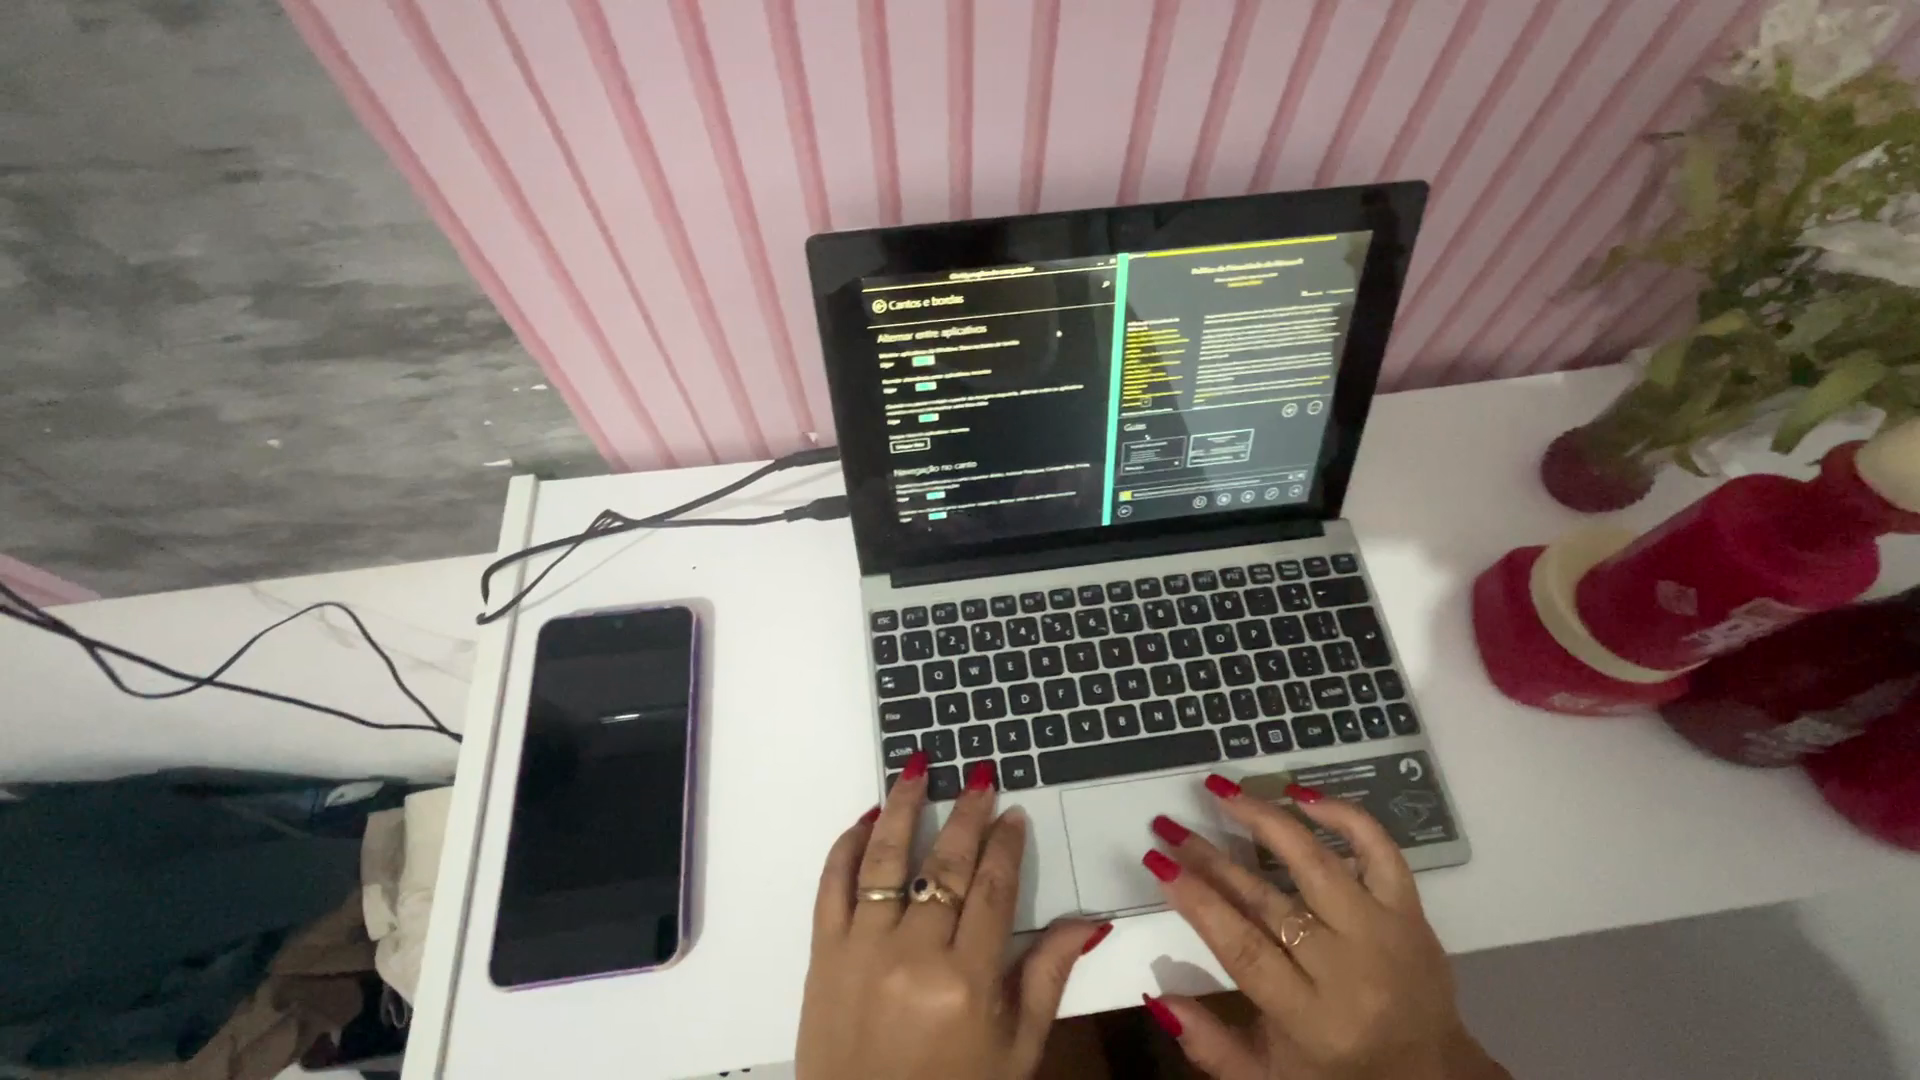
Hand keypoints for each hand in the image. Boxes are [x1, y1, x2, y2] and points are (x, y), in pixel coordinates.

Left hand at [796, 754, 1109, 1079]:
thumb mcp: (1014, 1050)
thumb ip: (1046, 978)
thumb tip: (1087, 921)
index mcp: (967, 981)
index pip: (994, 889)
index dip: (1007, 845)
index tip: (1014, 814)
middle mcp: (913, 953)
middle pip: (944, 864)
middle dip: (968, 814)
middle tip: (980, 777)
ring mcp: (861, 948)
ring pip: (884, 858)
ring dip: (902, 806)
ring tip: (920, 768)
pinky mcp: (822, 952)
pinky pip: (831, 885)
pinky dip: (846, 846)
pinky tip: (865, 819)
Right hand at [1141, 776, 1507, 1079]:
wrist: (1436, 1078)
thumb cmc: (1340, 1075)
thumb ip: (1211, 1046)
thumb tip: (1156, 997)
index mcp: (1313, 1018)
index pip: (1245, 947)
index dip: (1199, 901)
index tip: (1159, 861)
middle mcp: (1350, 969)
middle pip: (1270, 900)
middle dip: (1210, 857)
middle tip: (1169, 824)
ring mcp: (1384, 933)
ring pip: (1318, 863)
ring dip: (1265, 819)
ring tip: (1220, 789)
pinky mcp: (1410, 910)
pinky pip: (1380, 851)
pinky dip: (1344, 816)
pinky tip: (1300, 793)